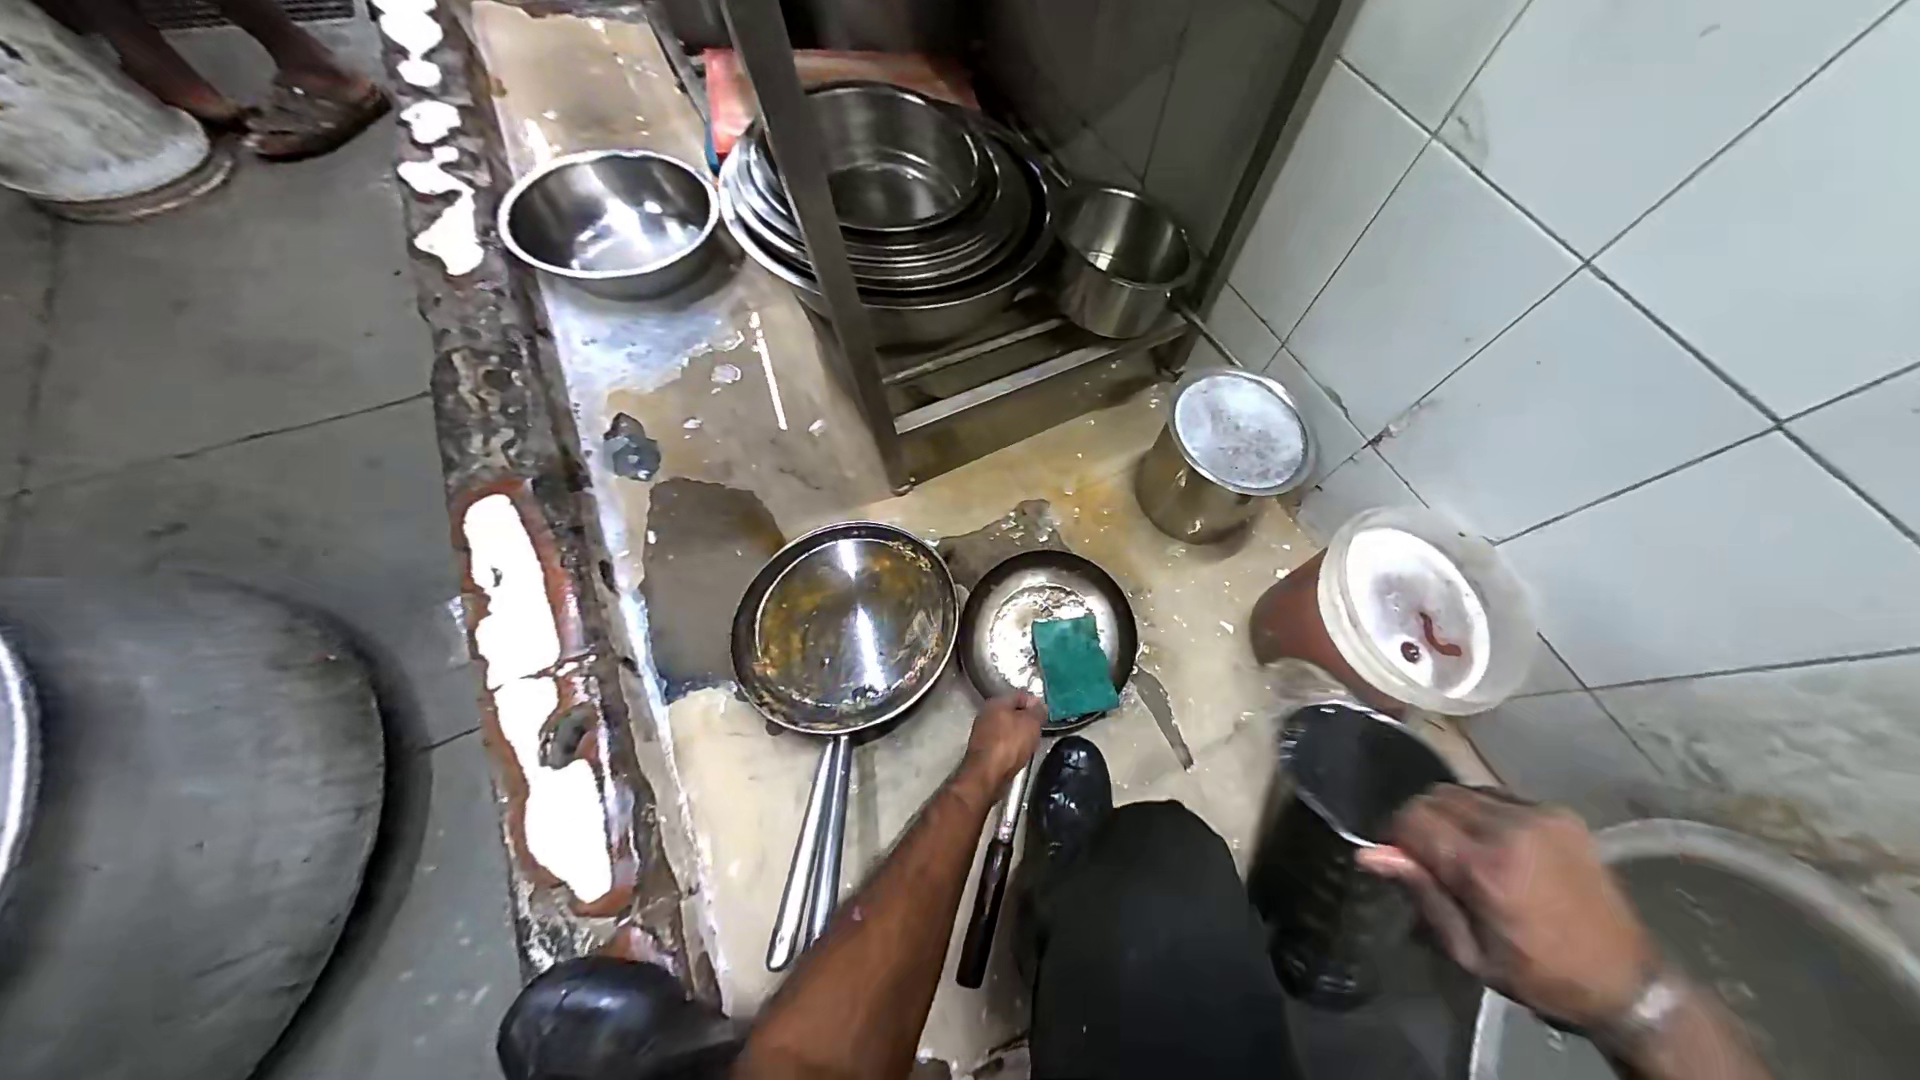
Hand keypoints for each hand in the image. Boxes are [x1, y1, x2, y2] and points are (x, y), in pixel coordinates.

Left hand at [959, 693, 1045, 795]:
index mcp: (996, 702)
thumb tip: (1039, 704)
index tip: (1045, 713)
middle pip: (1011, 712)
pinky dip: (1010, 747)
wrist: (986, 774)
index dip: (1034, 702)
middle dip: (1026, 719)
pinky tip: (1017, 755)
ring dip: (1018, 734)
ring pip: (1006, 728)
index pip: (1020, 695)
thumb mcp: (1031, 724)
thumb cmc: (1009, 744)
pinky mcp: (981, 750)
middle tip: (1039, 729)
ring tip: (1030, 744)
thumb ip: (1037, 711)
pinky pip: (1001, 743)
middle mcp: (985, 714)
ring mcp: (981, 732)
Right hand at [1358, 785, 1657, 1029]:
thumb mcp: (1467, 949)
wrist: (1631, 985)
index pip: (1411, 817)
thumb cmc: (1539, 974)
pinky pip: (1493, 793)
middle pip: (1432, 797)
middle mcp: (1510, 828)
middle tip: (1430, 857)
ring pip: (1459, 790)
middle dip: (1420, 822)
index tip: (1400, 857)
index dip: (1395, 835)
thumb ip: (1420, 891)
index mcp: (1486, 867)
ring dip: (1448, 814)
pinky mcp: (1559, 812)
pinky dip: (1480, 810)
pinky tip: (1493, 841)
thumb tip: (1369, 853)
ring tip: (1463, 849)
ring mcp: (1539, 816)